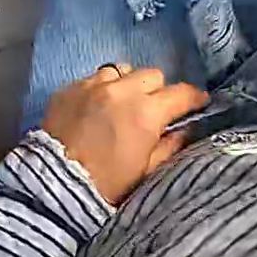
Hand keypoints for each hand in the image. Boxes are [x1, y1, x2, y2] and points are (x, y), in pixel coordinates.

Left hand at [42, 65, 208, 203]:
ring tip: (124, 101)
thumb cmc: (108, 184)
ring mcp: (93, 85)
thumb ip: (171, 146)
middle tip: (156, 107)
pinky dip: (102, 88)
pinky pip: (94, 78)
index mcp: (147, 113)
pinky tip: (98, 106)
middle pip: (152, 75)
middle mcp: (122, 91)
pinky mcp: (69, 88)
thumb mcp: (147, 171)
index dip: (194, 97)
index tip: (199, 103)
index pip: (181, 93)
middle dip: (159, 89)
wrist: (56, 186)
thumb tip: (185, 130)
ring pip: (122, 70)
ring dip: (129, 84)